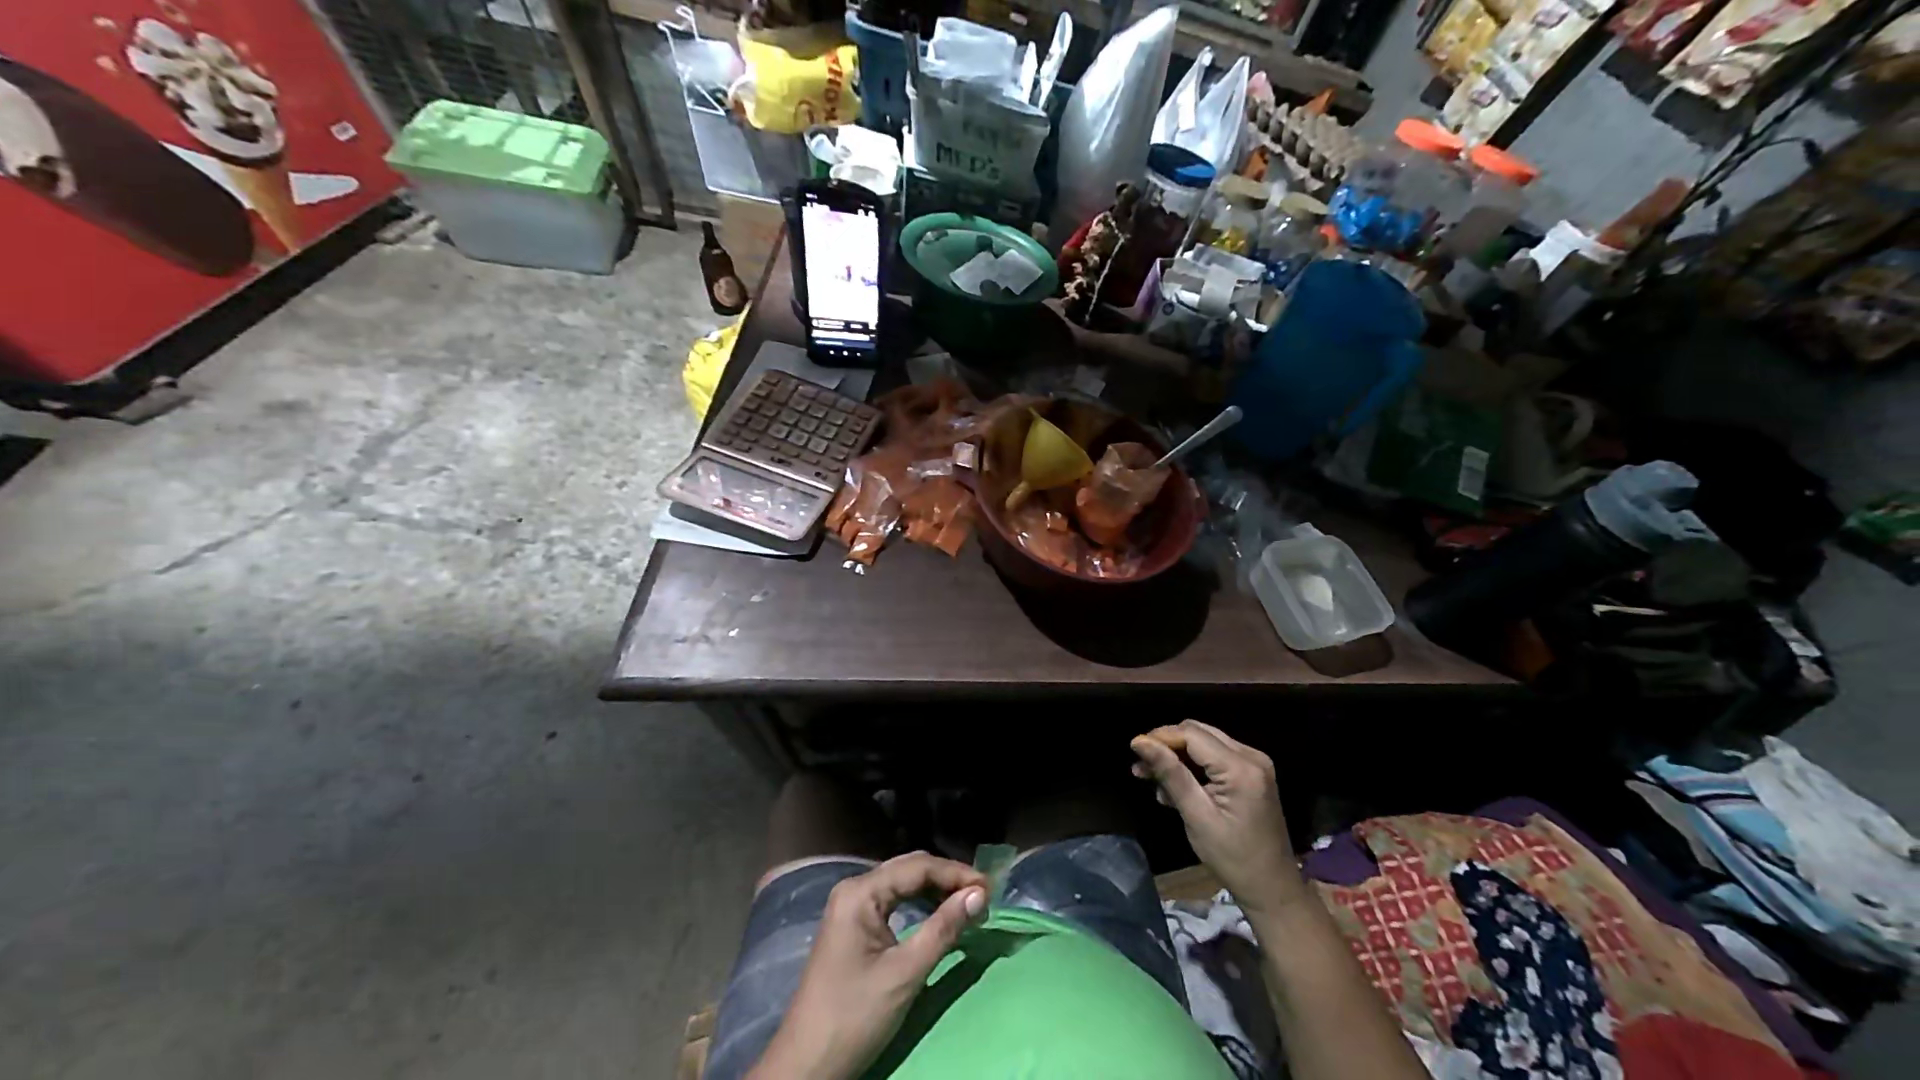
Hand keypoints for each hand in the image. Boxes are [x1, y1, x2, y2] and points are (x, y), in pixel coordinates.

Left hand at [750, 853, 987, 1079]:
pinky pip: (893, 901)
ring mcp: (851, 907)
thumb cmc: (856, 1014)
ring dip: (936, 890)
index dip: (956, 873)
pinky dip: (920, 904)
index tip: (990, 889)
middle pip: (909, 869)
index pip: (917, 867)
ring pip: (902, 884)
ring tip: (969, 903)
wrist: (808, 1062)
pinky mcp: (853, 925)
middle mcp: (854, 889)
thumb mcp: (906, 972)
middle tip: (984, 895)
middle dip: (948, 878)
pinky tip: (940, 914)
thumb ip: (944, 928)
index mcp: (860, 892)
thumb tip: (979, 895)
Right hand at [1132, 720, 1305, 916]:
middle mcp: (1251, 756)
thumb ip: (1170, 774)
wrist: (1271, 887)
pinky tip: (1175, 788)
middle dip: (1167, 745)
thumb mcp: (1196, 816)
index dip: (1160, 737)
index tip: (1134, 750)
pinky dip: (1193, 767)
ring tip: (1152, 780)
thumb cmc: (1232, 857)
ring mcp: (1254, 764)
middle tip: (1141, 767)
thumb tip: (1140, 742)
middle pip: (1198, 732)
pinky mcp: (1252, 774)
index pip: (1192, 734)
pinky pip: (1215, 757)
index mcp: (1241, 767)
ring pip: (1205, 743)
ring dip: (1177, 757)